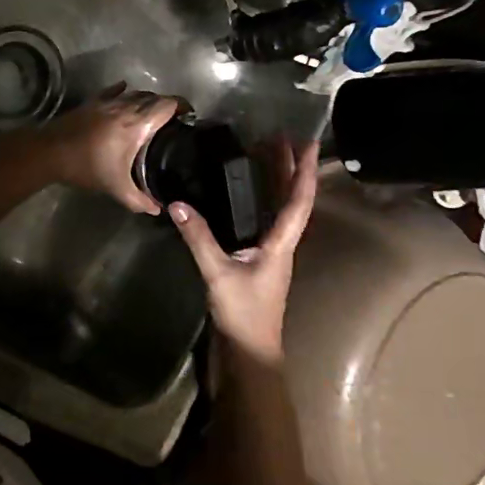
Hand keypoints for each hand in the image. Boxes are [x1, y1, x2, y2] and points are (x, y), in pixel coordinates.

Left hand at [42, 85, 181, 214]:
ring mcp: (104, 103)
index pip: (167, 104)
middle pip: (152, 97)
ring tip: (149, 114)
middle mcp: (123, 107)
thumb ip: (139, 200)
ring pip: (132, 93)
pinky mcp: (89, 103)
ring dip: (144, 99)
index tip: (189, 117)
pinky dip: (121, 91)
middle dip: (165, 105)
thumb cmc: (86, 168)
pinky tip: (124, 93)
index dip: (182, 106)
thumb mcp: (116, 188)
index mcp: (136, 124)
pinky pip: (110, 91)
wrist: (48, 152)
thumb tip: (157, 210)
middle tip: (171, 121)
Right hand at [170, 139, 319, 364]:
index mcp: (280, 244)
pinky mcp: (253, 256)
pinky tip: (242, 190)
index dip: (303, 172)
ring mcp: (268, 250)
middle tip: (278, 137)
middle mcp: (280, 242)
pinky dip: (257, 196)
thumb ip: (199, 238)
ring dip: (275, 180)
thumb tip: (176, 203)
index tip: (307, 144)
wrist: (250, 348)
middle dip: (288, 168)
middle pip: (291, 199)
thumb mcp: (218, 273)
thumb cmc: (243, 312)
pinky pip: (261, 216)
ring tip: (264, 154)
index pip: (297, 202)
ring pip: (278, 207)